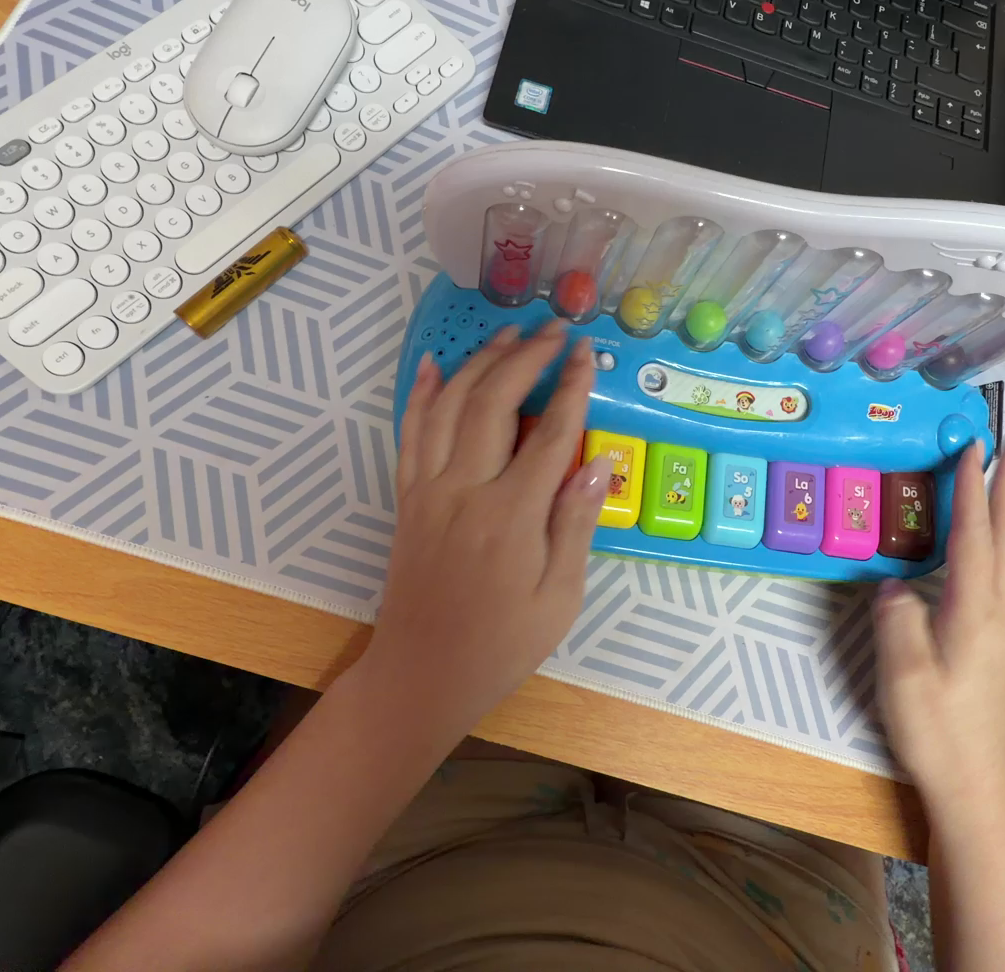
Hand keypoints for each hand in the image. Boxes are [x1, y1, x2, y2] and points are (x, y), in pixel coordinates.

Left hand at [358, 321, 610, 738]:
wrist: (421, 675)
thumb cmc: (501, 645)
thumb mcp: (557, 597)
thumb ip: (575, 524)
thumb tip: (598, 462)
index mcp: (510, 515)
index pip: (549, 433)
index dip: (571, 388)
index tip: (586, 353)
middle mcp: (464, 489)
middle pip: (494, 402)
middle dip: (526, 358)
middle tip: (555, 329)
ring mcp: (428, 489)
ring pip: (449, 405)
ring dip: (479, 363)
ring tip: (508, 334)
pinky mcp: (407, 498)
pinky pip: (410, 432)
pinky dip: (421, 393)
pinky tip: (433, 365)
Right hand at [872, 439, 1004, 807]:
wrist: (978, 783)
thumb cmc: (940, 729)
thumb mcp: (906, 673)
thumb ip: (899, 619)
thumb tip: (894, 583)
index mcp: (974, 610)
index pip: (973, 535)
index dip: (971, 488)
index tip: (973, 445)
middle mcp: (993, 610)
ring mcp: (996, 627)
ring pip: (1004, 553)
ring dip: (1004, 509)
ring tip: (1002, 478)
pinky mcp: (989, 642)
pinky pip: (994, 573)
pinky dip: (993, 540)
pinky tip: (980, 545)